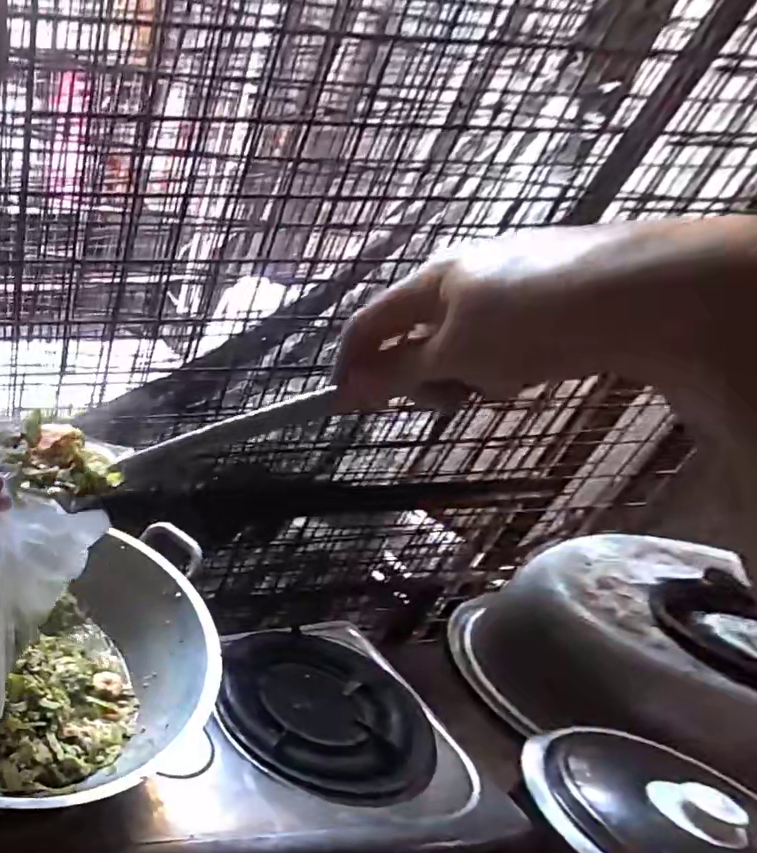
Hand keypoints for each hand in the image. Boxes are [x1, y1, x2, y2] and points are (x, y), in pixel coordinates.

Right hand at [334, 220, 754, 409]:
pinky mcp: (568, 288)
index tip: (349, 406)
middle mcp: (471, 270)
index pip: (365, 325)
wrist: (684, 290)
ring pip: (461, 339)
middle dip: (418, 375)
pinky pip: (509, 332)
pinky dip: (507, 359)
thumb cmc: (545, 320)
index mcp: (434, 276)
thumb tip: (344, 393)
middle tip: (442, 403)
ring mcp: (523, 276)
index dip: (350, 366)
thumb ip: (394, 375)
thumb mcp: (455, 356)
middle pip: (413, 334)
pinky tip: (539, 371)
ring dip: (464, 372)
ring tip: (501, 387)